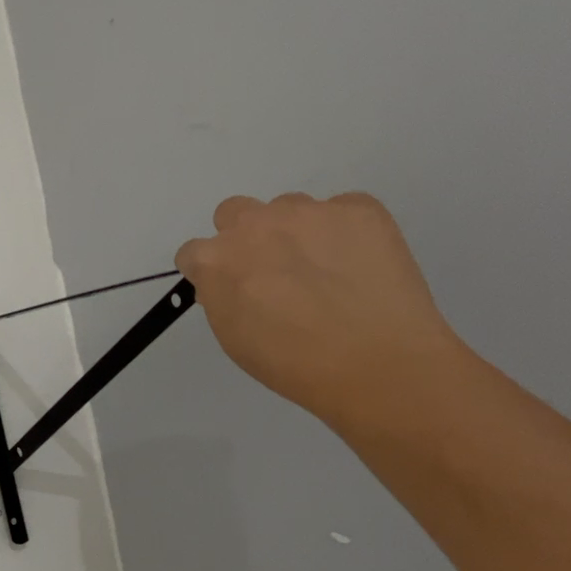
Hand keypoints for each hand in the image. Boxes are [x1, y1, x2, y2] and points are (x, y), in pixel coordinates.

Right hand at [176, 193, 471, 426]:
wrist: (376, 362)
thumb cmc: (291, 362)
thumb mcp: (232, 335)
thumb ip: (221, 295)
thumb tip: (233, 282)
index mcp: (215, 259)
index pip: (194, 252)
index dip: (212, 272)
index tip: (232, 289)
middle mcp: (253, 224)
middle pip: (234, 212)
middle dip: (246, 236)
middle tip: (273, 269)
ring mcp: (307, 212)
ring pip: (288, 207)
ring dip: (294, 230)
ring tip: (325, 269)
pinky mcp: (359, 209)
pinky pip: (342, 208)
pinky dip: (344, 230)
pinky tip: (358, 263)